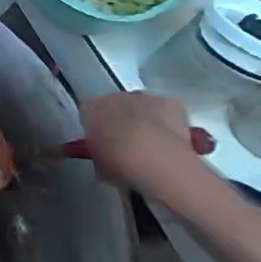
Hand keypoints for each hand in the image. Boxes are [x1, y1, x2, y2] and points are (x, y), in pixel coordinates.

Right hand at [80, 89, 199, 186]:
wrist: (157, 160)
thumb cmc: (119, 163)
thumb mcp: (99, 165)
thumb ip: (100, 153)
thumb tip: (106, 155)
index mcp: (91, 108)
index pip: (89, 112)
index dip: (96, 128)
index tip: (103, 143)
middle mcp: (115, 96)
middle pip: (116, 105)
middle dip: (121, 120)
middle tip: (128, 144)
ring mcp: (144, 97)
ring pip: (142, 105)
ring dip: (145, 119)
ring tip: (153, 145)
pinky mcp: (171, 103)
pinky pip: (167, 111)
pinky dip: (169, 123)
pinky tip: (172, 141)